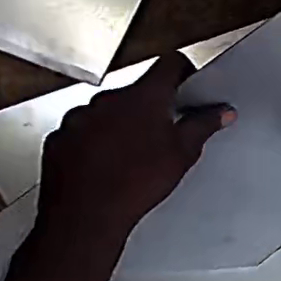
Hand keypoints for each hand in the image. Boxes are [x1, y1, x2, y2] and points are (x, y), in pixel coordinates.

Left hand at [38, 54, 234, 247]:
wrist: (85, 218)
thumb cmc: (134, 183)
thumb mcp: (184, 152)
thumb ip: (204, 124)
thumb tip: (222, 112)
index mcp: (144, 96)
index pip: (170, 63)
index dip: (183, 70)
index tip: (188, 83)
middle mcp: (108, 100)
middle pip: (139, 89)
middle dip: (152, 104)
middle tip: (165, 128)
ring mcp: (79, 118)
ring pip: (110, 109)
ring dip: (122, 121)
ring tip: (134, 150)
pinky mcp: (58, 138)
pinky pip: (83, 128)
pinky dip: (95, 138)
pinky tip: (107, 160)